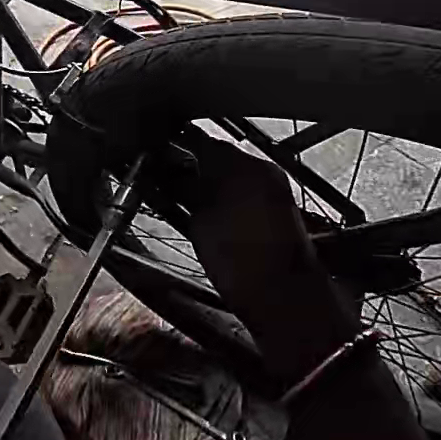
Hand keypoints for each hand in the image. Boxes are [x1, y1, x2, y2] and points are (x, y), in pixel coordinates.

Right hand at [153, 131, 360, 377]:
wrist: (285, 299)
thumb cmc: (240, 263)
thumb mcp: (200, 224)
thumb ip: (187, 192)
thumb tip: (174, 176)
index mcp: (244, 166)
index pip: (202, 140)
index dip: (175, 146)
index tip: (155, 155)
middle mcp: (263, 169)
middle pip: (218, 155)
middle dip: (191, 163)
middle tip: (164, 177)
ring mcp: (274, 187)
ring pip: (232, 172)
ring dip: (208, 180)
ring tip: (181, 196)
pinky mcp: (279, 207)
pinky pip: (246, 189)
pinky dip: (226, 194)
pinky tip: (207, 211)